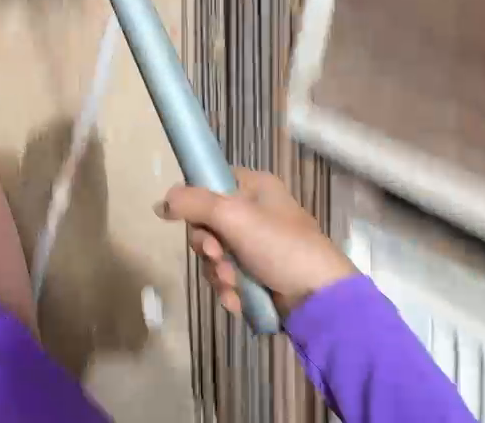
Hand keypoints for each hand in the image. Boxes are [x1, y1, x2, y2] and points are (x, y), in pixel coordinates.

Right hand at [157, 168, 354, 316]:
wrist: (324, 302)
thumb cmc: (280, 246)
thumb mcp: (231, 215)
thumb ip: (191, 202)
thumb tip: (159, 204)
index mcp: (254, 187)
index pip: (208, 182)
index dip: (195, 202)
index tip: (194, 220)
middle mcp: (255, 212)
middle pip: (206, 221)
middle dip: (206, 246)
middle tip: (215, 255)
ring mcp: (258, 245)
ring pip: (214, 252)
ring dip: (216, 271)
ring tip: (231, 284)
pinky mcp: (260, 273)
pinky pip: (227, 274)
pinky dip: (228, 287)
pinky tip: (236, 299)